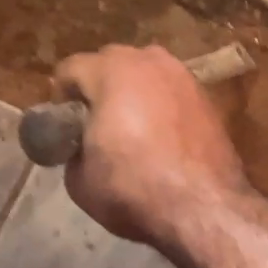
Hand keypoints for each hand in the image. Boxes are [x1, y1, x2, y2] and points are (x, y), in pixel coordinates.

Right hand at [53, 45, 249, 246]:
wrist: (203, 206)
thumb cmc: (133, 188)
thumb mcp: (79, 178)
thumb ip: (73, 146)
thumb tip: (83, 143)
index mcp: (112, 70)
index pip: (71, 69)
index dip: (61, 98)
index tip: (64, 125)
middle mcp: (150, 61)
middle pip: (111, 62)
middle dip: (98, 88)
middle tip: (94, 125)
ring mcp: (183, 75)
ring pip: (146, 73)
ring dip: (132, 92)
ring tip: (130, 129)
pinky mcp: (206, 95)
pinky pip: (171, 91)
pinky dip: (161, 105)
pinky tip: (161, 137)